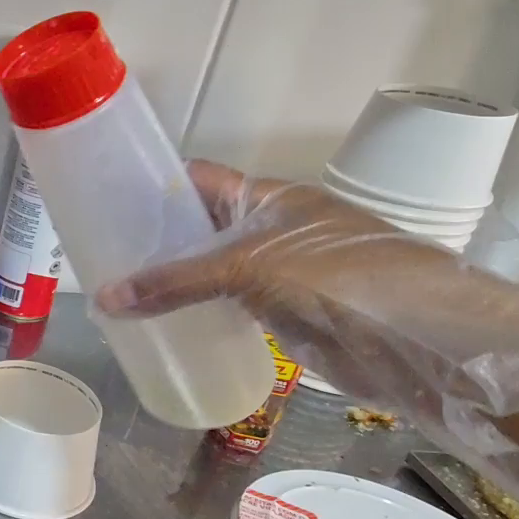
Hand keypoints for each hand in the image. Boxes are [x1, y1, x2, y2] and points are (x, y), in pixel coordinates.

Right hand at [94, 160, 518, 443]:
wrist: (420, 340)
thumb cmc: (337, 279)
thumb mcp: (246, 269)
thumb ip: (174, 282)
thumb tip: (104, 299)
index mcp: (266, 196)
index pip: (195, 178)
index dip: (151, 185)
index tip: (103, 200)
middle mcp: (269, 224)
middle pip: (196, 223)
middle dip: (151, 237)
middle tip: (98, 251)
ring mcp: (277, 267)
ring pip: (206, 265)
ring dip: (168, 276)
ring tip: (116, 285)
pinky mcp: (281, 306)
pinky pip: (221, 299)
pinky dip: (191, 306)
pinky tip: (158, 317)